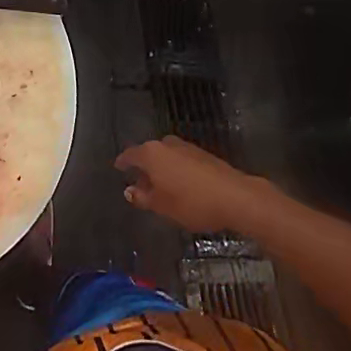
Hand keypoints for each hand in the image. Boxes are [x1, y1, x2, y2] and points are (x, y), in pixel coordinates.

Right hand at [115, 136, 276, 233]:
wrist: (234, 196)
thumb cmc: (191, 202)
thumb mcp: (161, 205)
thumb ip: (142, 196)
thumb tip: (130, 190)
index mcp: (152, 153)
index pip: (131, 154)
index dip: (123, 162)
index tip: (117, 167)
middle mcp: (168, 144)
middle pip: (149, 153)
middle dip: (143, 168)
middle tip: (138, 185)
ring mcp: (187, 147)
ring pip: (166, 156)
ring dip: (161, 170)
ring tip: (158, 189)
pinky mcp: (203, 154)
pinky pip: (180, 160)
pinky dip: (175, 170)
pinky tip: (178, 187)